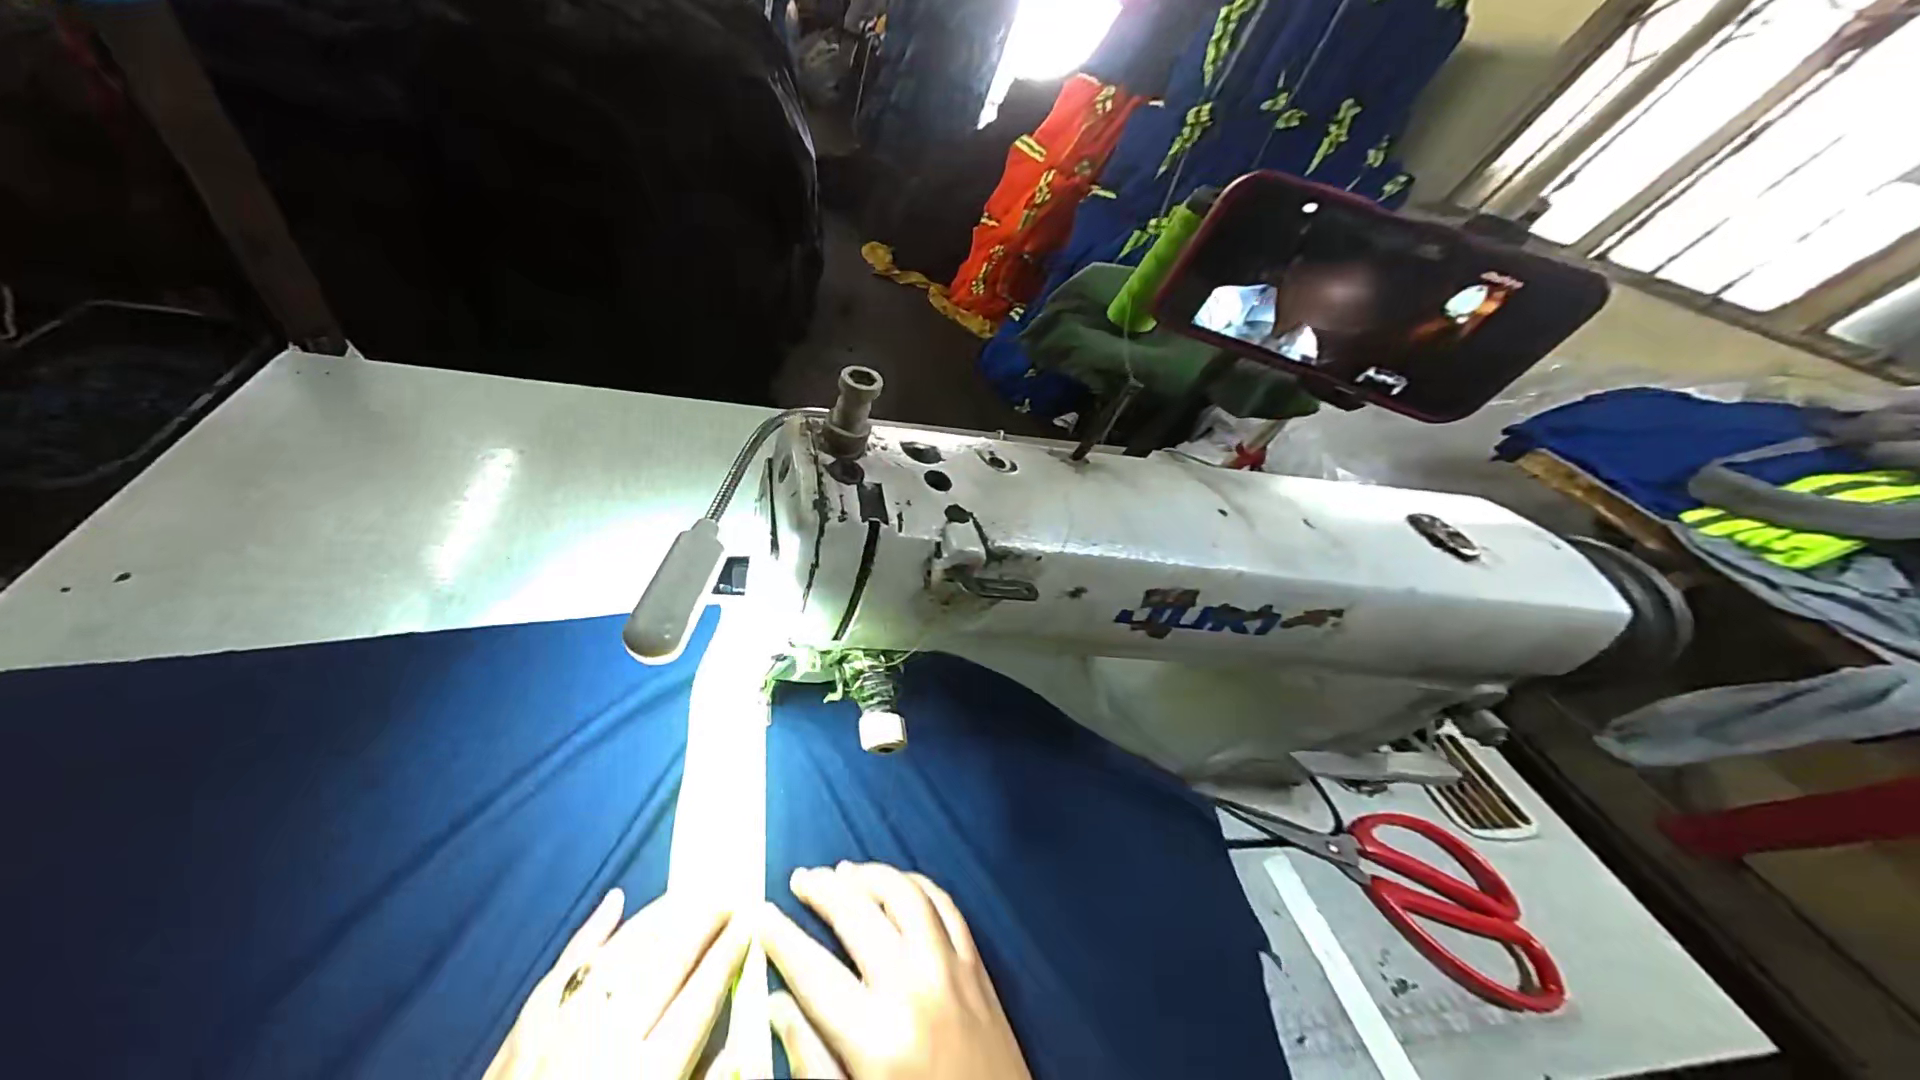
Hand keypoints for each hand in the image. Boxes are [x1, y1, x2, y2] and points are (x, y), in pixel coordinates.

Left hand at [485, 887, 749, 1079]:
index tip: (749, 926)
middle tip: (728, 899)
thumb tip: (735, 1047)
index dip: (727, 958)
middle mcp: (605, 1041)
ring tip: (688, 896)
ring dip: (659, 919)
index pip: (699, 1000)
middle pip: (665, 965)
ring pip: (621, 954)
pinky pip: (564, 966)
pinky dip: (592, 931)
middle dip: (702, 926)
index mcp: (645, 1076)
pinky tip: (615, 901)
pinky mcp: (524, 1028)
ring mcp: (561, 1028)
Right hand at [760, 862, 1032, 1079]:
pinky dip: (917, 885)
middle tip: (801, 878)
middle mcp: (914, 988)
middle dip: (823, 890)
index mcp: (876, 1037)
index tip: (760, 913)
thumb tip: (777, 1004)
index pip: (814, 970)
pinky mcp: (977, 966)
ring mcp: (951, 969)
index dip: (782, 937)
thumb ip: (811, 1060)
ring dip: (870, 876)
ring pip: (905, 896)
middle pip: (859, 916)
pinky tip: (897, 884)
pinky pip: (946, 906)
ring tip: (843, 872)